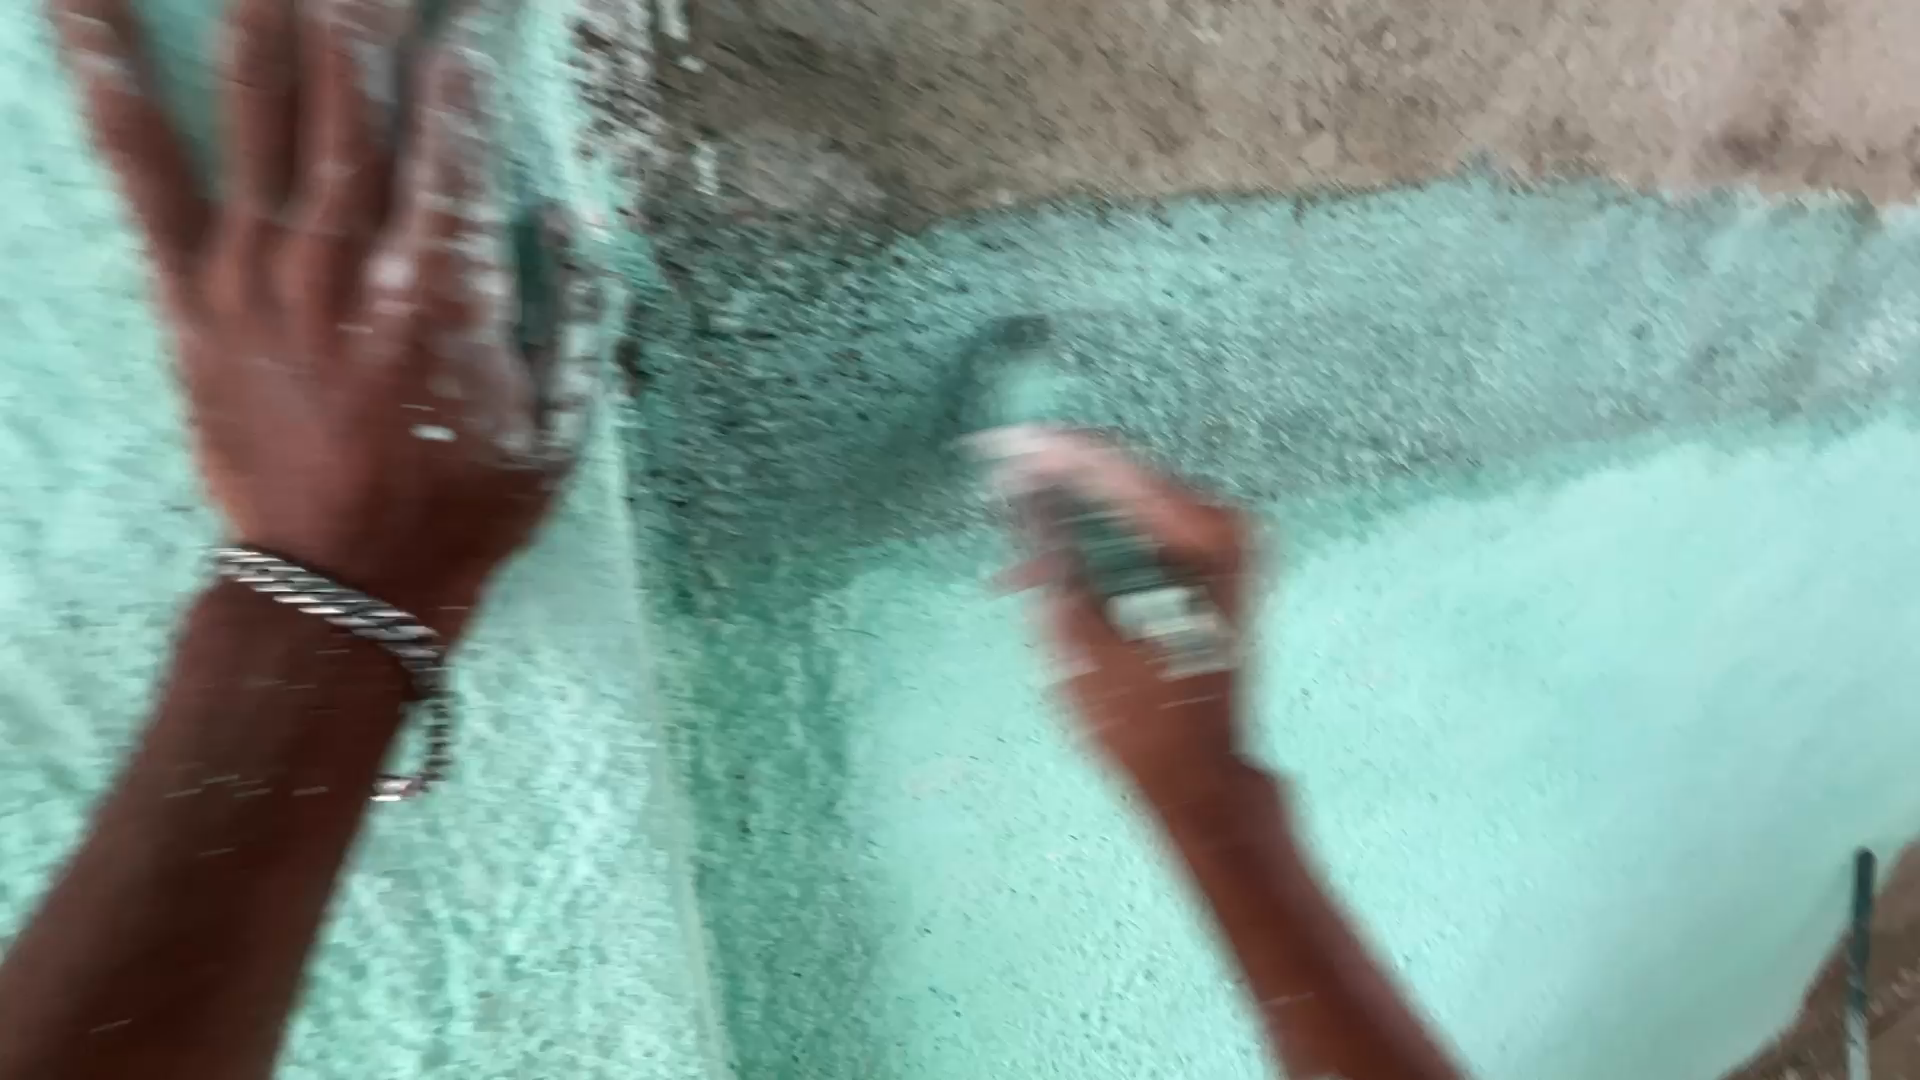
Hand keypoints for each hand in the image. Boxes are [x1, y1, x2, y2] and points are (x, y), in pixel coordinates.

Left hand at [53, 0, 603, 639]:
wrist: (352, 579)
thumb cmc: (473, 505)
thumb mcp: (563, 426)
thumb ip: (574, 316)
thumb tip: (566, 220)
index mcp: (446, 296)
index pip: (455, 144)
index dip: (463, 69)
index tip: (471, 22)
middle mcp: (348, 263)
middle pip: (353, 100)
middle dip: (371, 12)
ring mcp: (260, 273)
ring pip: (257, 109)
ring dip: (268, 14)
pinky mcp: (195, 299)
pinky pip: (142, 172)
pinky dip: (104, 80)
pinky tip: (79, 4)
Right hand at [985, 427, 1255, 792]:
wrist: (1198, 773)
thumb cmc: (1138, 716)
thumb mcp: (1075, 628)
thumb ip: (1050, 543)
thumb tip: (1023, 485)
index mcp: (1200, 537)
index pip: (1109, 465)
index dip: (1047, 453)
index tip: (1000, 445)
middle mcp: (1224, 527)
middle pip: (1120, 480)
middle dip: (1054, 491)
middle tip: (1002, 492)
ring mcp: (1226, 545)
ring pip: (1125, 508)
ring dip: (1069, 527)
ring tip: (1018, 566)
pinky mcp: (1216, 565)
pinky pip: (1142, 534)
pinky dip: (1098, 548)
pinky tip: (1055, 573)